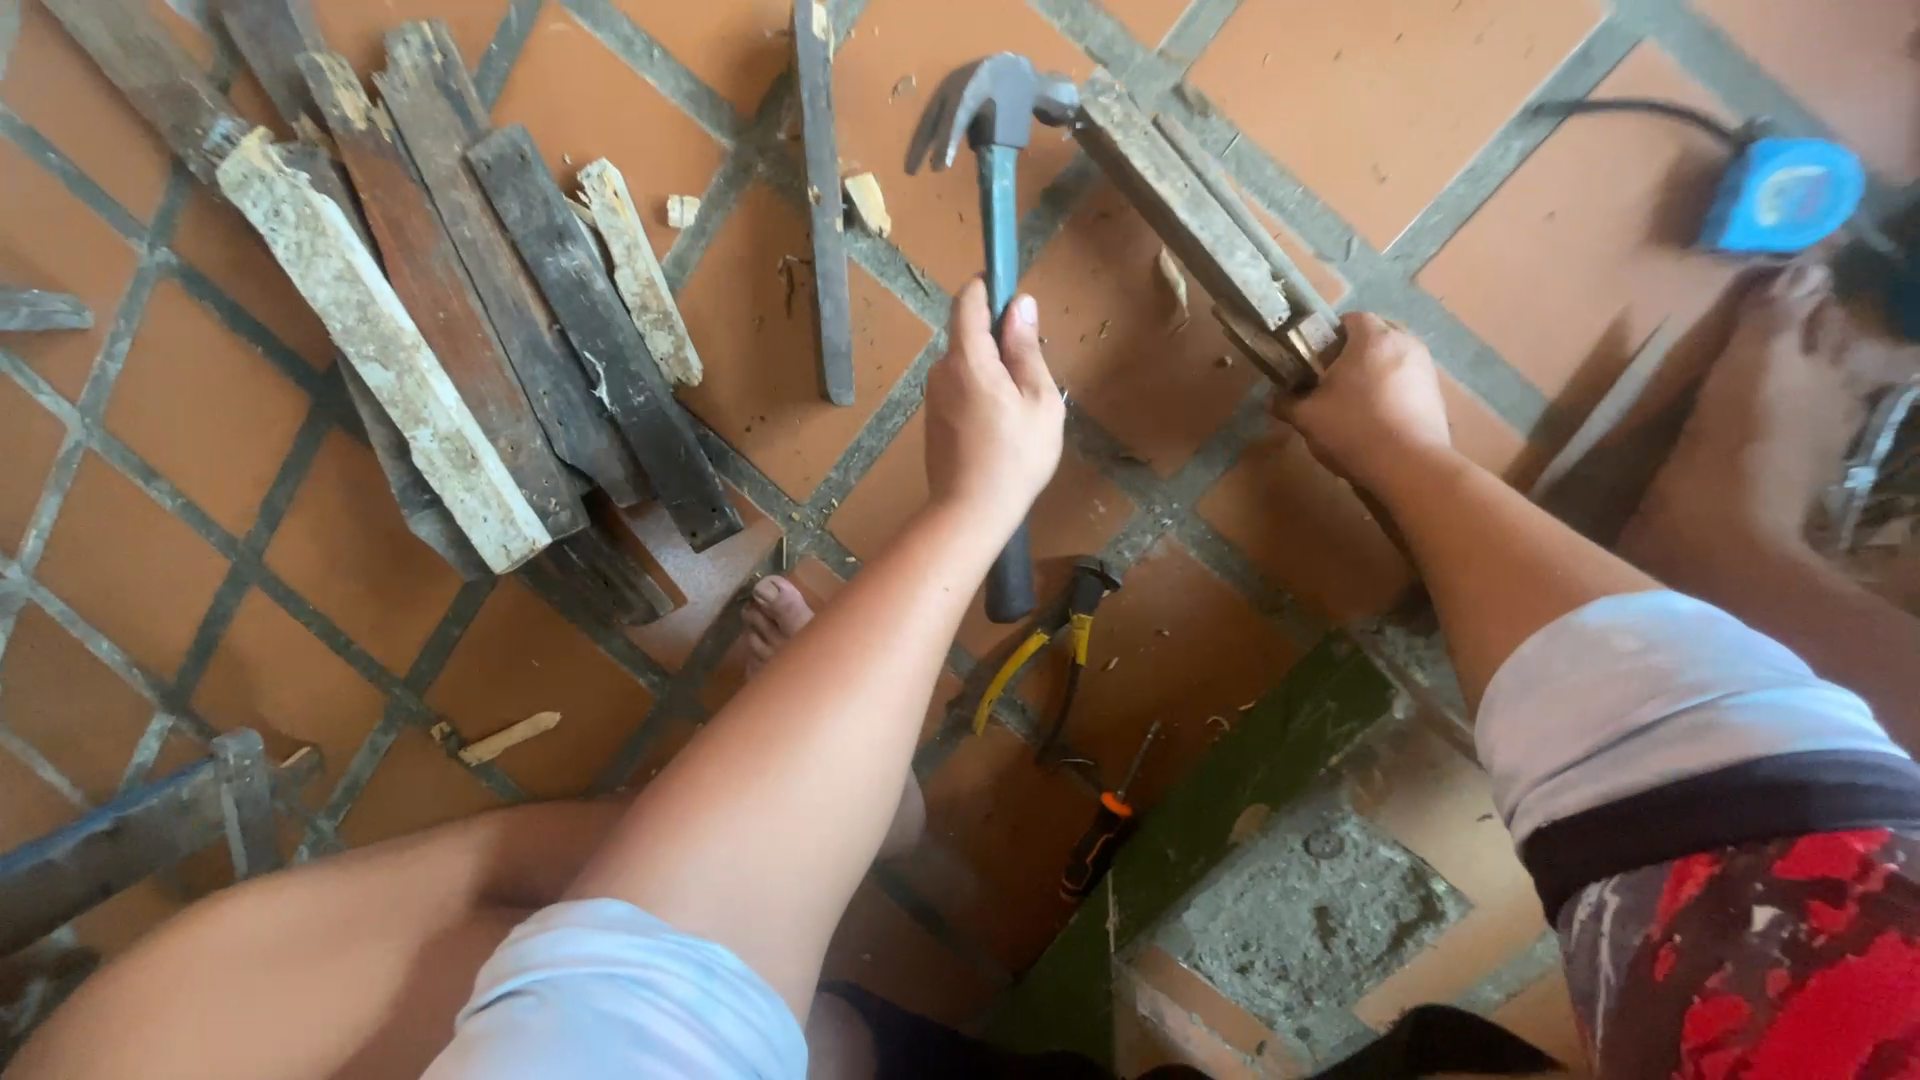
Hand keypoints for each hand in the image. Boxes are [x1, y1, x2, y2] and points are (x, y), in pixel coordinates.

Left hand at [924, 280, 1064, 532]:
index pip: (968, 302)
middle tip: (1032, 373)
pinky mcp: (932, 421)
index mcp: (967, 360)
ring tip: (1019, 409)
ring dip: (991, 373)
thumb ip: (1027, 349)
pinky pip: (959, 391)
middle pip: (968, 336)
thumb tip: (1021, 305)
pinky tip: (1000, 427)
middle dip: (998, 341)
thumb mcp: (1039, 401)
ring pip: (965, 367)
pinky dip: (979, 395)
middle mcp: (941, 372)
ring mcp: (932, 398)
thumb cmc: (1015, 458)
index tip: (1011, 291)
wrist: (970, 513)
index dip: (988, 288)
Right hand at [1277, 313, 1453, 492]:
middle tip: (1332, 379)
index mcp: (1372, 339)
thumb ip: (1287, 403)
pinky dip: (1391, 390)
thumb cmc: (1352, 429)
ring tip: (1355, 401)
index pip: (1351, 318)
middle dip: (1353, 352)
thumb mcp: (1307, 417)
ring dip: (1374, 371)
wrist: (1408, 465)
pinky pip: (1407, 380)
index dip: (1329, 335)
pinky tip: (1377, 418)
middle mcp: (1405, 343)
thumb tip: (1274, 398)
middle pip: (1375, 335)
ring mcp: (1426, 368)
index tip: (1315, 359)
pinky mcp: (1436, 393)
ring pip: (1393, 357)